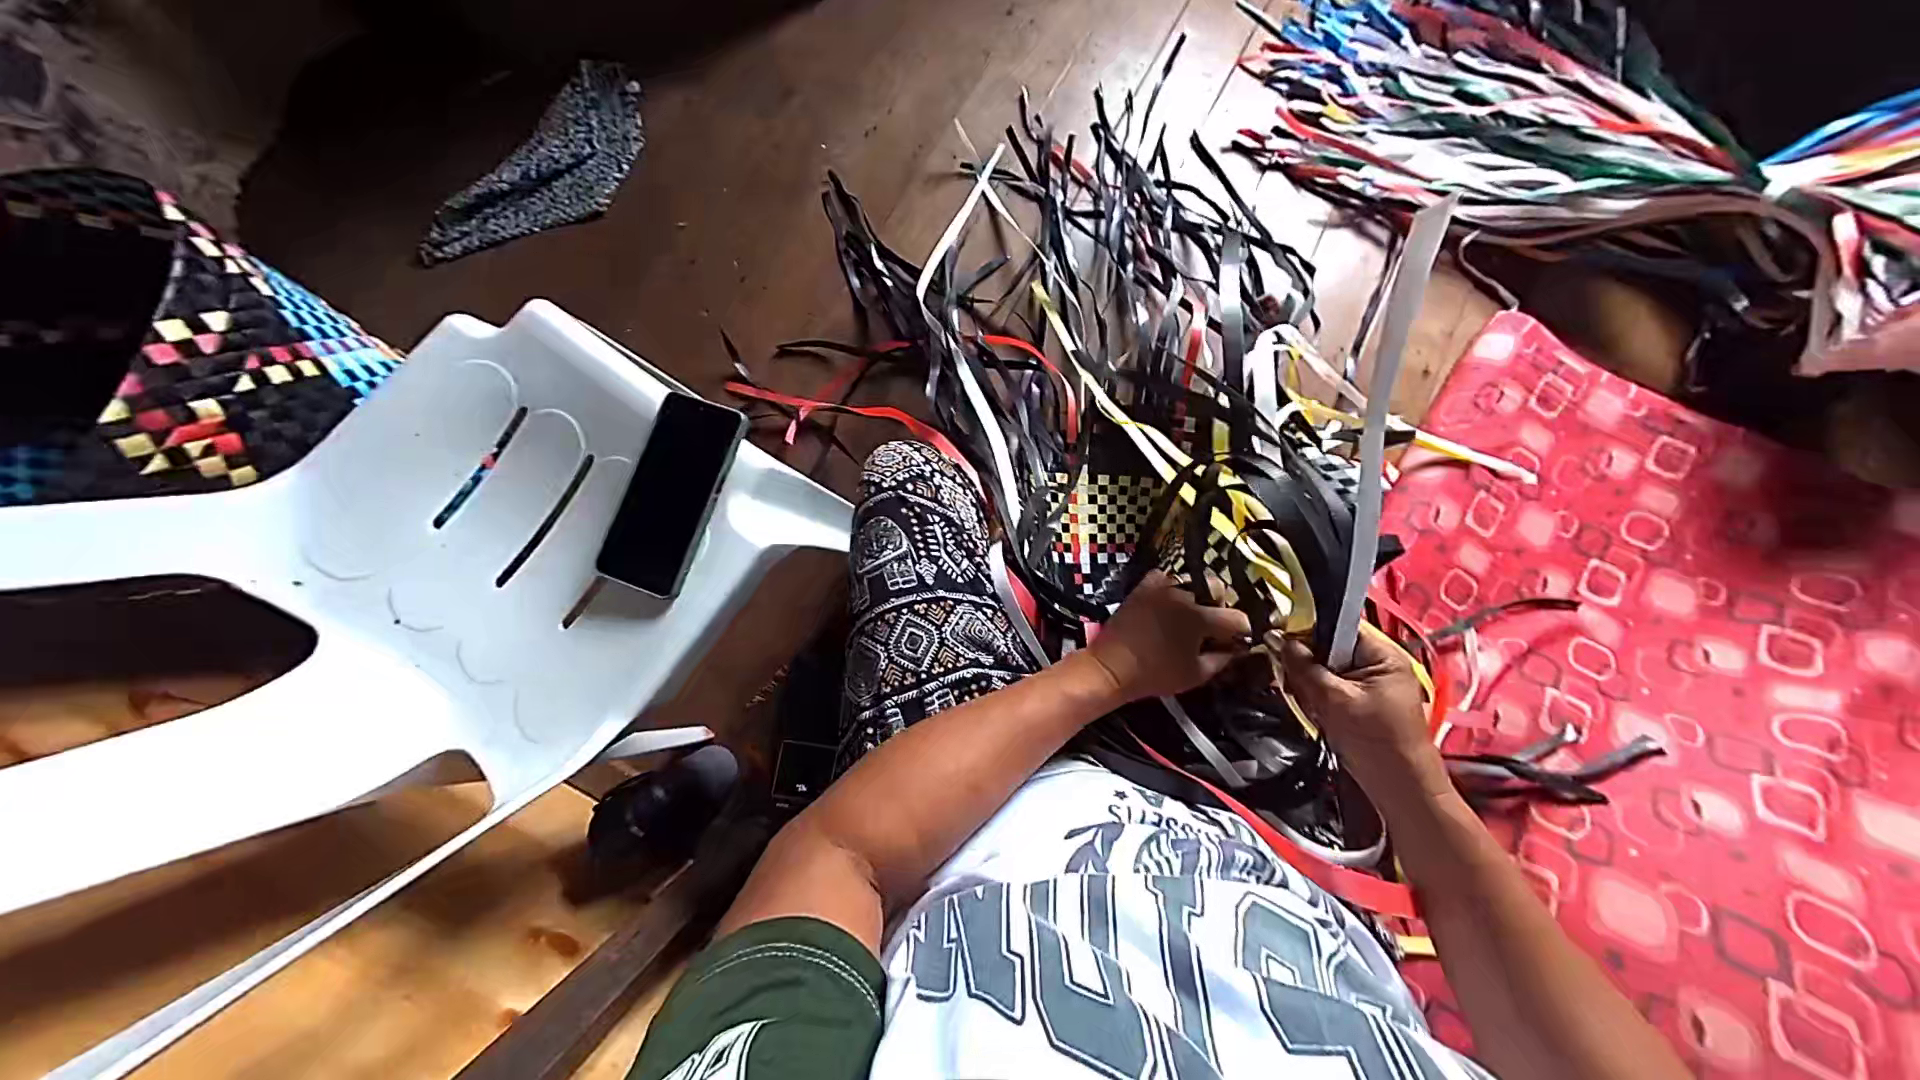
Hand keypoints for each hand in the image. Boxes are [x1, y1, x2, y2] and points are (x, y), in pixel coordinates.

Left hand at [1086, 571, 1250, 701]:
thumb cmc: (1155, 674)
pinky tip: (1169, 602)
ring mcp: (1162, 587)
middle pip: (1217, 589)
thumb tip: (1236, 650)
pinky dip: (1170, 586)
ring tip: (1190, 615)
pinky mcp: (1143, 587)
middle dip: (1221, 606)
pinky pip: (1164, 577)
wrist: (1111, 666)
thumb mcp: (1197, 674)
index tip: (1236, 642)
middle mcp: (1184, 594)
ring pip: (1192, 580)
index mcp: (1201, 617)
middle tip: (1212, 627)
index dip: (1241, 632)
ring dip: (1197, 596)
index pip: (1237, 617)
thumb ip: (1223, 659)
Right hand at [1273, 623, 1450, 809]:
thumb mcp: (1334, 699)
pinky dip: (1315, 694)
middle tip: (1294, 680)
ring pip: (1323, 666)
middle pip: (1327, 645)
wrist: (1399, 789)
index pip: (1338, 624)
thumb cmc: (1375, 741)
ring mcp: (1367, 681)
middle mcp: (1376, 661)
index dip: (1307, 626)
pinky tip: (1314, 709)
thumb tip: (1275, 637)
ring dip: (1308, 681)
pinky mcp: (1357, 699)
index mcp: (1382, 653)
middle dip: (1306, 661)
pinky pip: (1327, 684)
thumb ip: (1303, 666)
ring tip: (1308, 701)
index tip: (1279, 637)